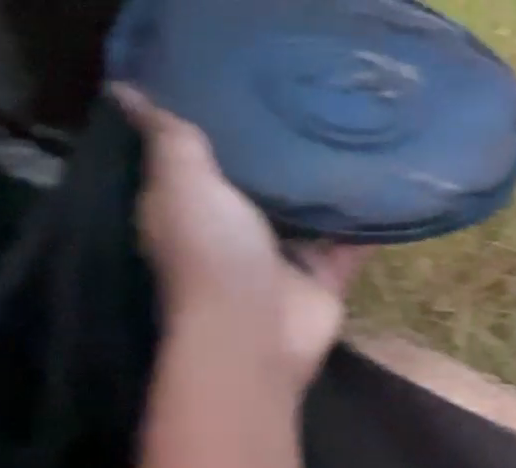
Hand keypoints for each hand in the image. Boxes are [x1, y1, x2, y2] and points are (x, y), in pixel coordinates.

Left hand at [113, 85, 365, 389]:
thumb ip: (171, 139)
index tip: (230, 87)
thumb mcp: (182, 181)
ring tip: (349, 138)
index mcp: (190, 207)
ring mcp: (283, 260)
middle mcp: (235, 232)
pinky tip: (387, 193)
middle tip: (300, 102)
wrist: (260, 332)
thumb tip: (129, 92)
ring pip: (307, 216)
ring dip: (325, 190)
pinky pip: (350, 247)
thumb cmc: (212, 253)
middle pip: (257, 187)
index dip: (207, 126)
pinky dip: (367, 228)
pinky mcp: (324, 281)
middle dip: (275, 154)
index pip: (194, 161)